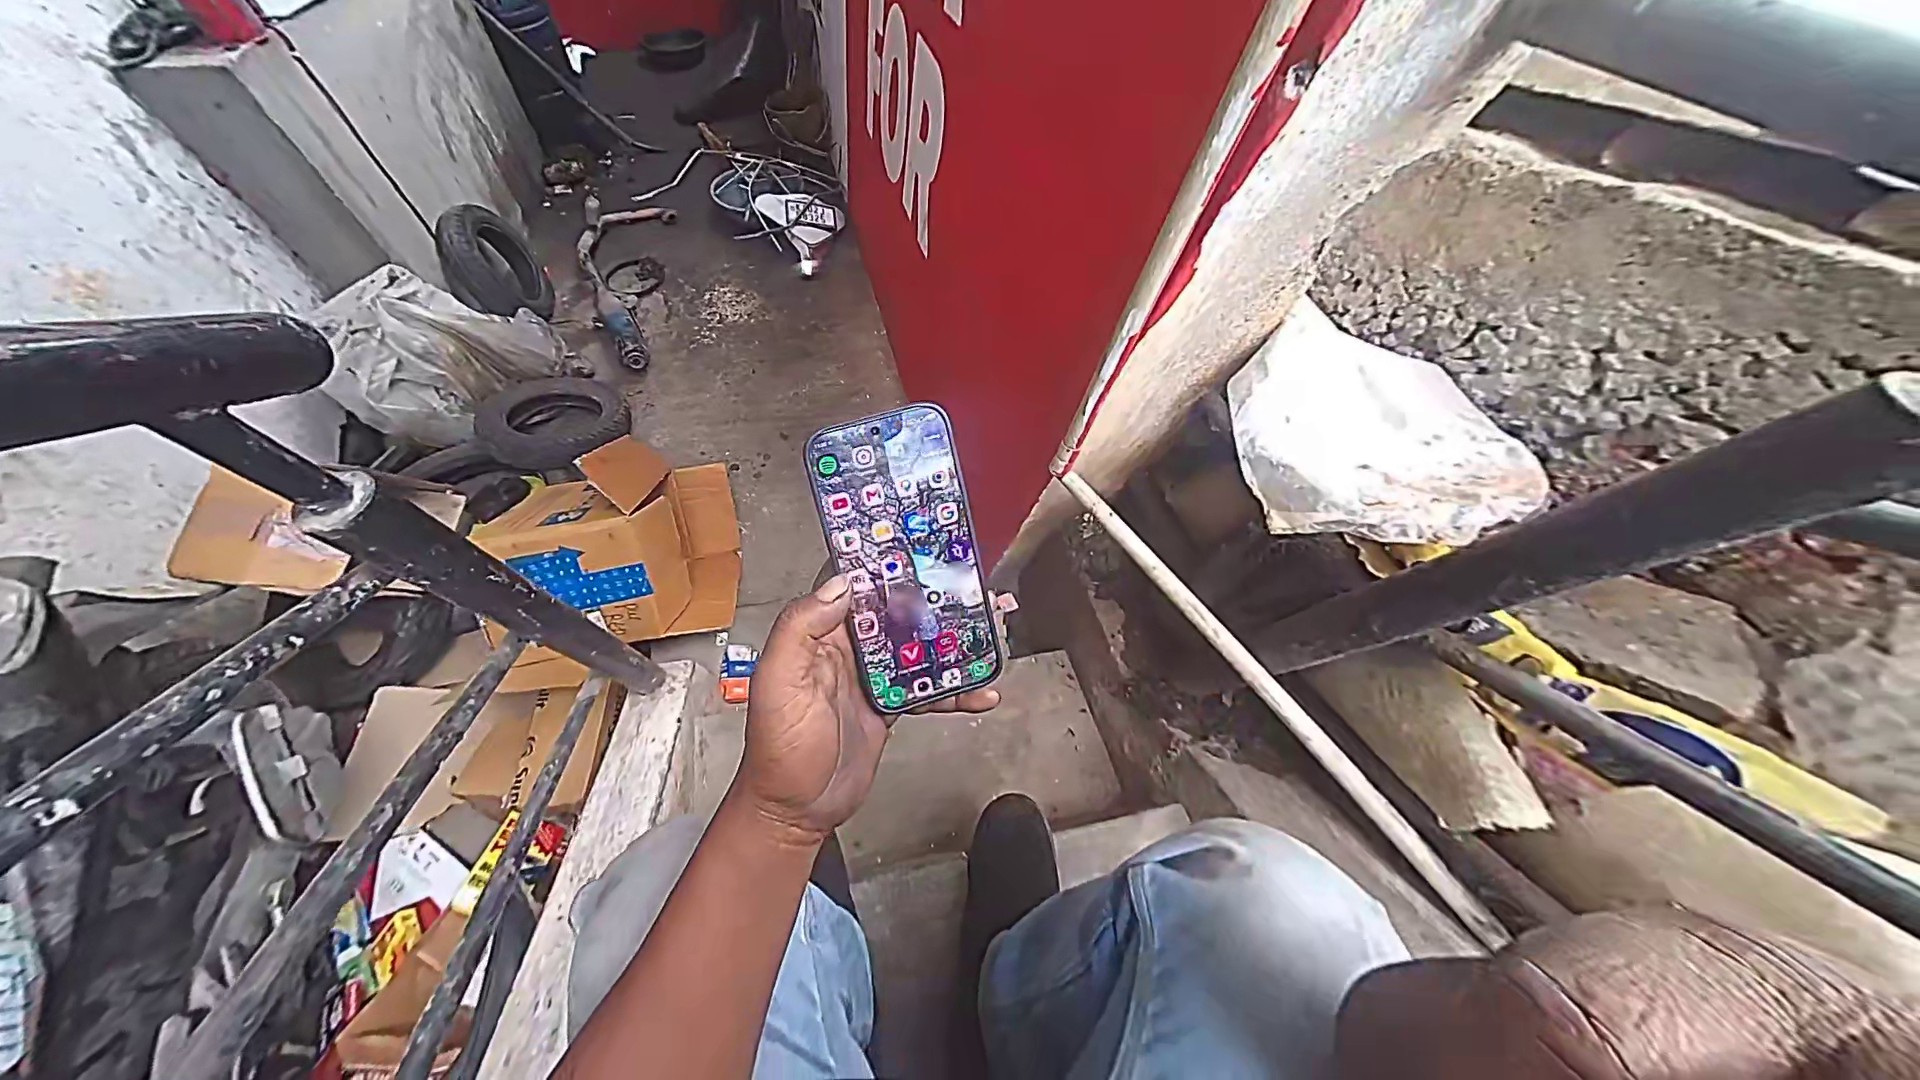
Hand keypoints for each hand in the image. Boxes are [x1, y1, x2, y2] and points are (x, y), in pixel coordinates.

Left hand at [732, 574, 1000, 844]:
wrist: (797, 808)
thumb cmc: (779, 749)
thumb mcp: (779, 682)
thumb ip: (801, 628)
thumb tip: (841, 583)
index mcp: (821, 633)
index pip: (853, 586)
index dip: (881, 565)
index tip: (915, 547)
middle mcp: (850, 648)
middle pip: (896, 612)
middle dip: (931, 599)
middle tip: (969, 588)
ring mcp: (874, 676)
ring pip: (919, 647)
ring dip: (953, 641)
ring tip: (988, 632)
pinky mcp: (892, 704)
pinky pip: (929, 689)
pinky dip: (956, 691)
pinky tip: (981, 691)